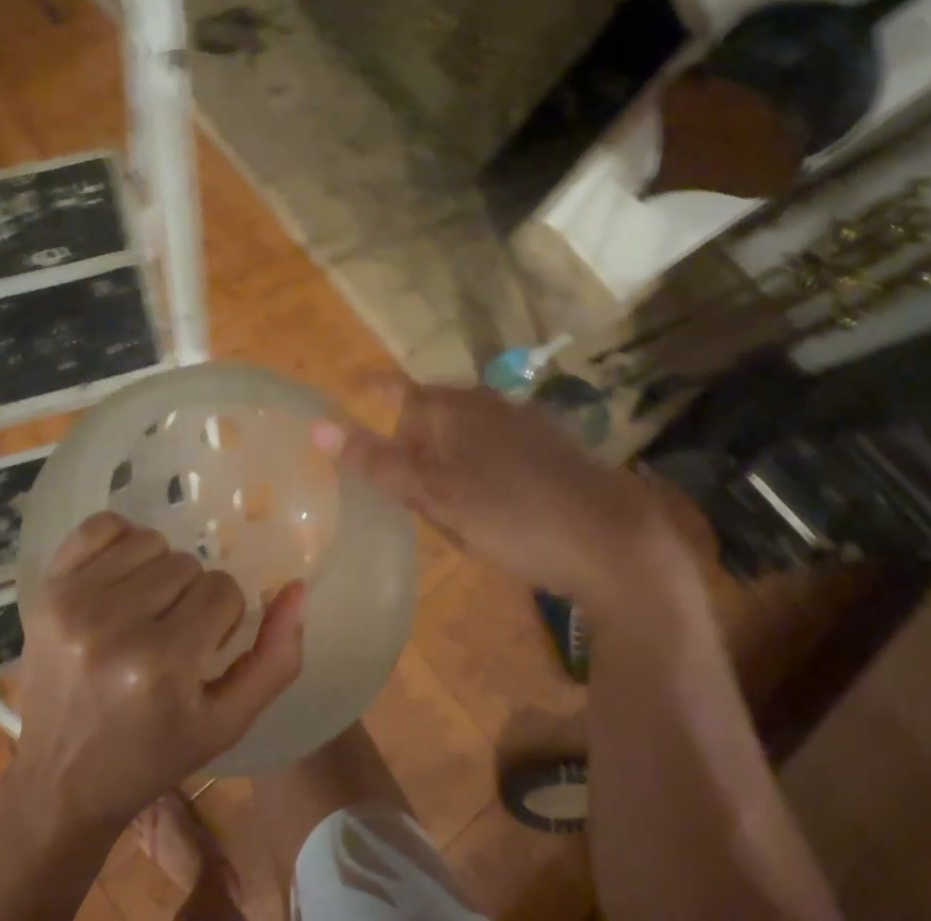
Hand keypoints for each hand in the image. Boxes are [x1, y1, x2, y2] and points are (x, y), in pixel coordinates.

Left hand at [12, 513, 305, 830]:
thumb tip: (297, 589)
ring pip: (148, 541)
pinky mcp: (46, 591)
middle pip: (186, 564)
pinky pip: (98, 527)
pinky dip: (118, 542)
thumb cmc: (151, 756)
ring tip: (146, 608)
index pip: (222, 591)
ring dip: (158, 569)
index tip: (204, 648)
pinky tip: (121, 578)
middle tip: (173, 634)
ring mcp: (72, 603)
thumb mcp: (227, 723)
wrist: (61, 781)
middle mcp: (113, 626)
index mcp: (162, 666)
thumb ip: (274, 659)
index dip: (224, 617)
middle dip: (191, 596)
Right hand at [313, 380, 713, 621]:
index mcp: (455, 406)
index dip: (368, 391)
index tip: (347, 392)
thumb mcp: (434, 494)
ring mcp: (524, 424)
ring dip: (446, 466)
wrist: (614, 541)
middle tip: (409, 497)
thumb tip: (316, 426)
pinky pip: (493, 453)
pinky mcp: (550, 451)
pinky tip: (493, 512)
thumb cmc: (512, 515)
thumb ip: (376, 461)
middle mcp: (488, 403)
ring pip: (463, 438)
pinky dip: (477, 473)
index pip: (396, 389)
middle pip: (429, 418)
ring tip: (449, 514)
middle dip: (412, 449)